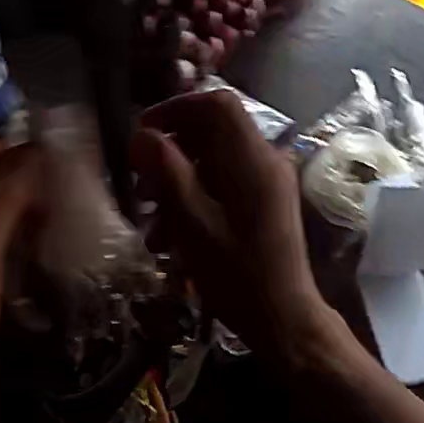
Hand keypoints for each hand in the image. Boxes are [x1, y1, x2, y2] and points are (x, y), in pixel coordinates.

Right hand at [132, 90, 330, 352]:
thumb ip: (167, 173)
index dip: (176, 109)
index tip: (143, 134)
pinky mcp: (265, 203)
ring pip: (214, 161)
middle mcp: (266, 161)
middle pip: (212, 132)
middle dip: (170, 154)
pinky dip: (196, 200)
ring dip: (178, 183)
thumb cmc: (237, 275)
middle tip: (141, 187)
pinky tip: (172, 237)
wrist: (283, 318)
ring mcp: (268, 182)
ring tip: (152, 223)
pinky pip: (225, 184)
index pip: (217, 104)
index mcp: (253, 160)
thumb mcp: (192, 224)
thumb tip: (141, 135)